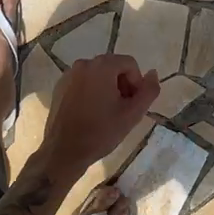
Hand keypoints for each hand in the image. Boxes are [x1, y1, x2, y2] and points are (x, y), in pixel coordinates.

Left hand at [36, 54, 158, 182]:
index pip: (130, 63)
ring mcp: (69, 74)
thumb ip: (149, 91)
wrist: (65, 151)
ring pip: (97, 74)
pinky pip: (83, 82)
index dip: (137, 83)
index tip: (134, 103)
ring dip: (107, 88)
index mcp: (102, 66)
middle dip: (122, 84)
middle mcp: (83, 64)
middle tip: (123, 109)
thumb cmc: (101, 132)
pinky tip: (90, 113)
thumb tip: (153, 73)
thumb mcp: (132, 114)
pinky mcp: (60, 86)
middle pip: (113, 66)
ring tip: (107, 112)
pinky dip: (91, 91)